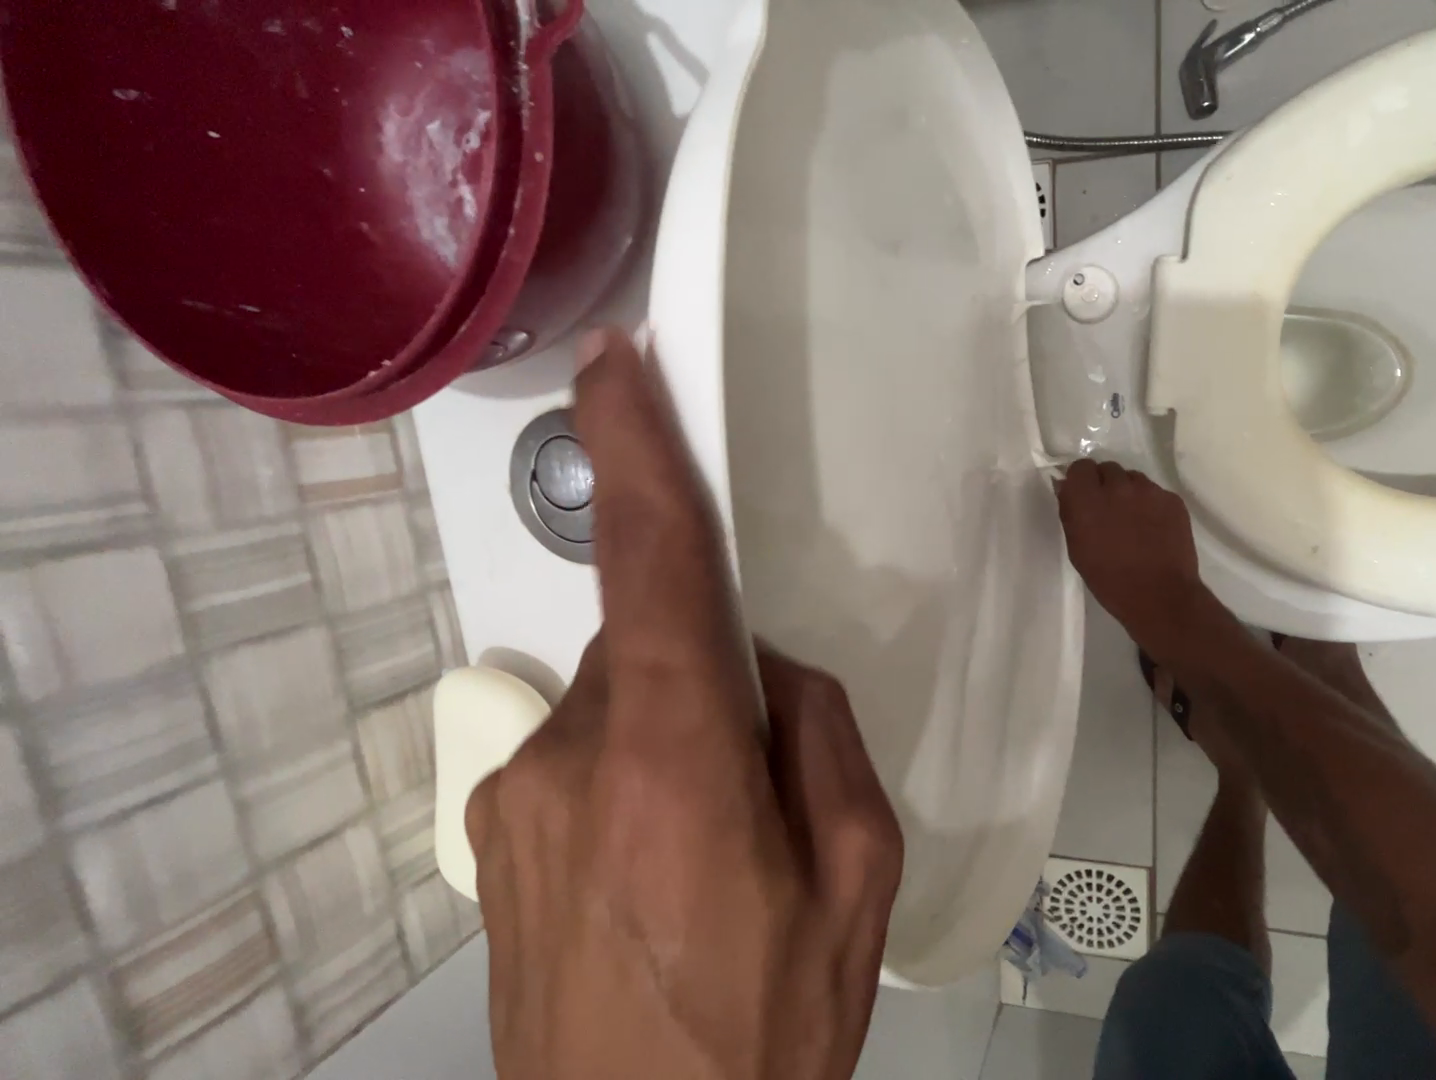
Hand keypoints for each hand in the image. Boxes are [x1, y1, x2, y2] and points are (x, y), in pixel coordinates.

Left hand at [466, 329, 903, 1079]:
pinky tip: (676, 867)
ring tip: (724, 846)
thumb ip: (821, 741)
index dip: (636, 449)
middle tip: (770, 774)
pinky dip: (643, 768)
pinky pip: (589, 753)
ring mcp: (517, 798)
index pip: (651, 564)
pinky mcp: (496, 836)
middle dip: (715, 670)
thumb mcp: (854, 876)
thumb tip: (774, 669)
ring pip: (624, 702)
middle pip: (653, 643)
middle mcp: (572, 756)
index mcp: (675, 759)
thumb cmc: (766, 1024)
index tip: (618, 362)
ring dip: (683, 732)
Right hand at [1055, 459, 1207, 662]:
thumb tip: (1066, 488)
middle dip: (1105, 485)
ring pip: (1133, 479)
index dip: (1081, 481)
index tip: (1083, 496)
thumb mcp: (1077, 549)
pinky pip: (1155, 492)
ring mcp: (1149, 491)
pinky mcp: (1172, 500)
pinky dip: (1150, 505)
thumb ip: (1070, 513)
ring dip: (1128, 493)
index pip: (1081, 467)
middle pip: (1108, 469)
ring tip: (1132, 521)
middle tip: (1108, 511)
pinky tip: (1152, 529)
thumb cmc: (1109, 580)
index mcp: (1087, 500)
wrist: (1160, 596)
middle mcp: (1118, 487)